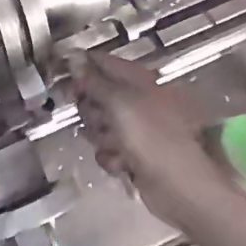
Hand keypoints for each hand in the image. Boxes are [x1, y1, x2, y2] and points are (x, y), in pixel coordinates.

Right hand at [74, 51, 245, 232]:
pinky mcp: (131, 154)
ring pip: (97, 124)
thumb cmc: (153, 138)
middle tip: (102, 119)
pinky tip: (123, 164)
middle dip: (91, 110)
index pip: (101, 63)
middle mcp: (134, 100)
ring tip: (116, 146)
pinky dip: (111, 157)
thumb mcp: (120, 102)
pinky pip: (106, 149)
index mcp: (137, 80)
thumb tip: (72, 56)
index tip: (64, 81)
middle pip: (94, 95)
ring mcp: (133, 128)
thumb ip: (93, 80)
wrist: (182, 189)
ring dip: (101, 137)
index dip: (80, 69)